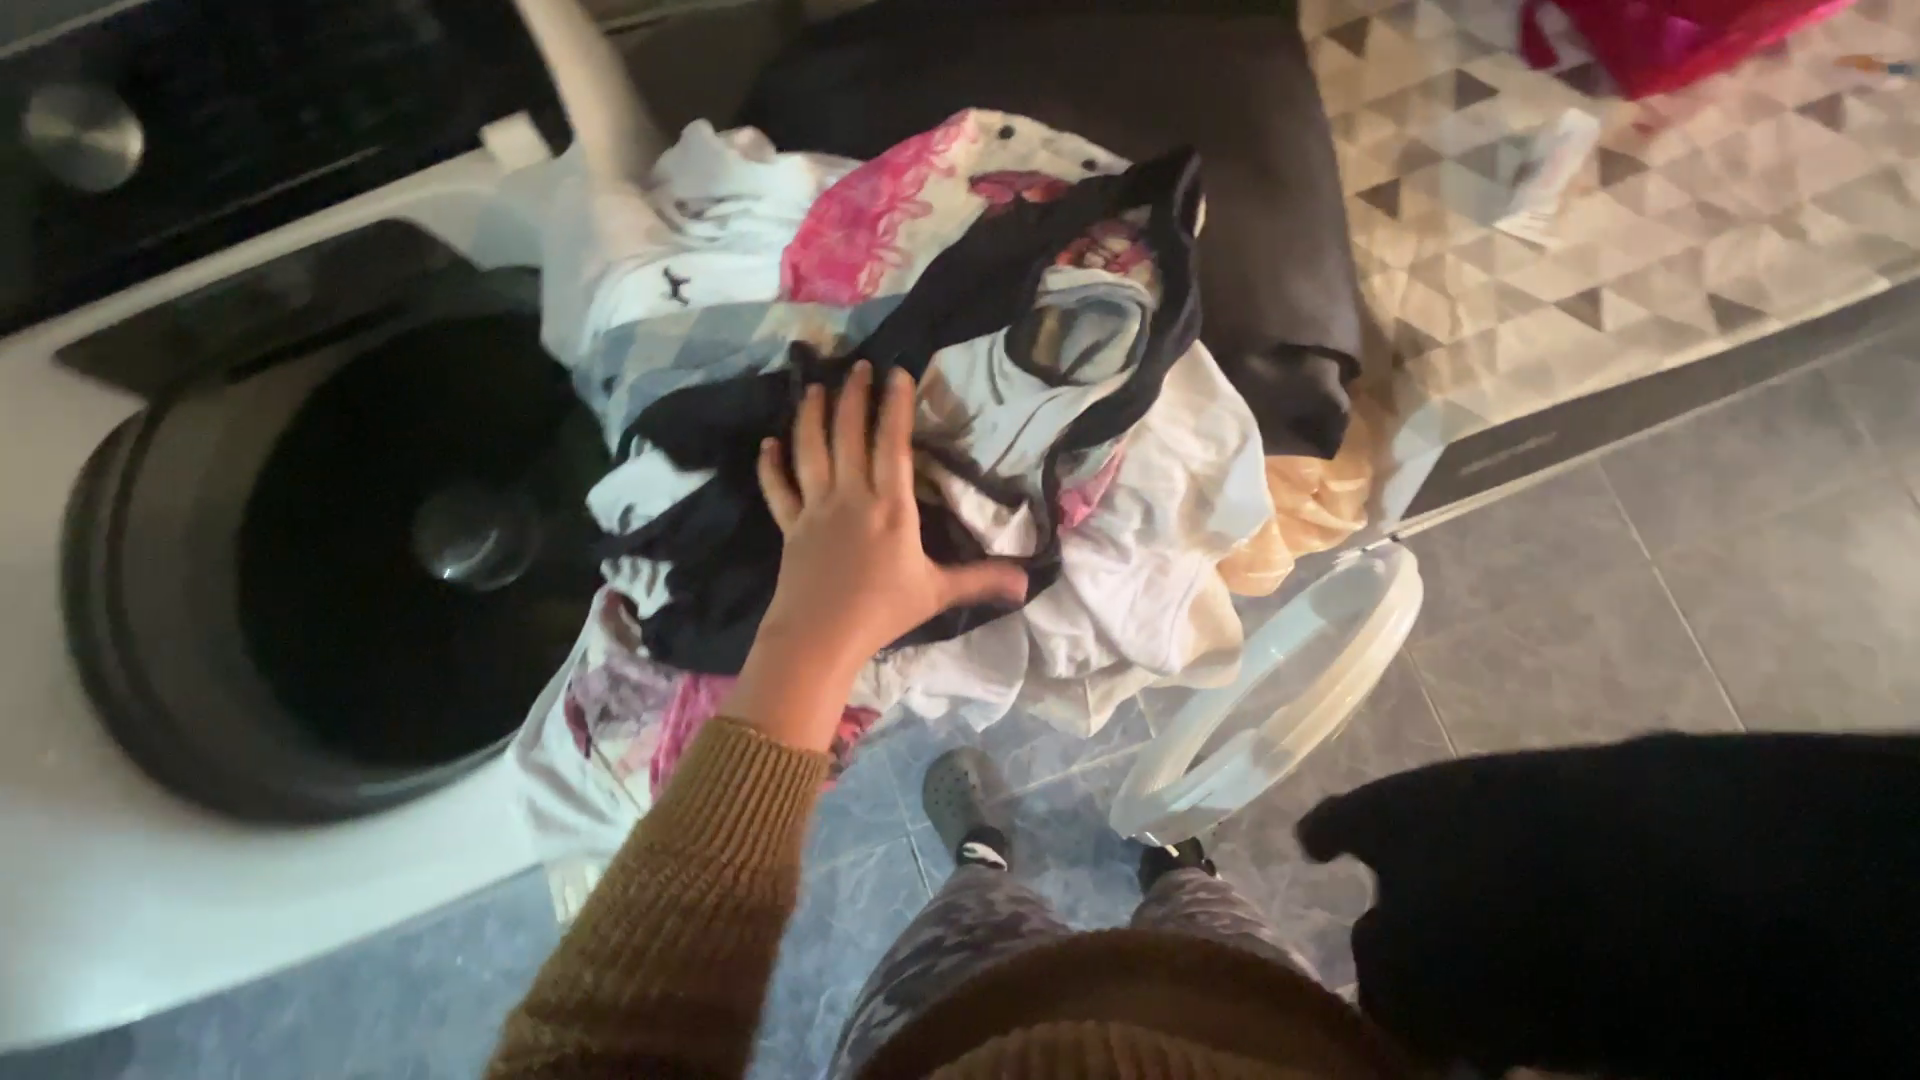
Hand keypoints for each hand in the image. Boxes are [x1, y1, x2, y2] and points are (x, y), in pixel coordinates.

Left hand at [721, 361, 1026, 751]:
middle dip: (853, 395)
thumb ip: (980, 580)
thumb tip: (1027, 584)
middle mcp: (851, 496)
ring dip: (812, 416)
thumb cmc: (881, 612)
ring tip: (815, 388)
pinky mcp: (790, 526)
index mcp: (891, 507)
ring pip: (810, 449)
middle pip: (849, 434)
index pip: (894, 444)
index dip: (896, 406)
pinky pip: (778, 488)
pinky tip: (768, 444)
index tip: (897, 373)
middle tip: (857, 366)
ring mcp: (816, 508)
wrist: (819, 636)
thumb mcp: (937, 593)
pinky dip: (771, 465)